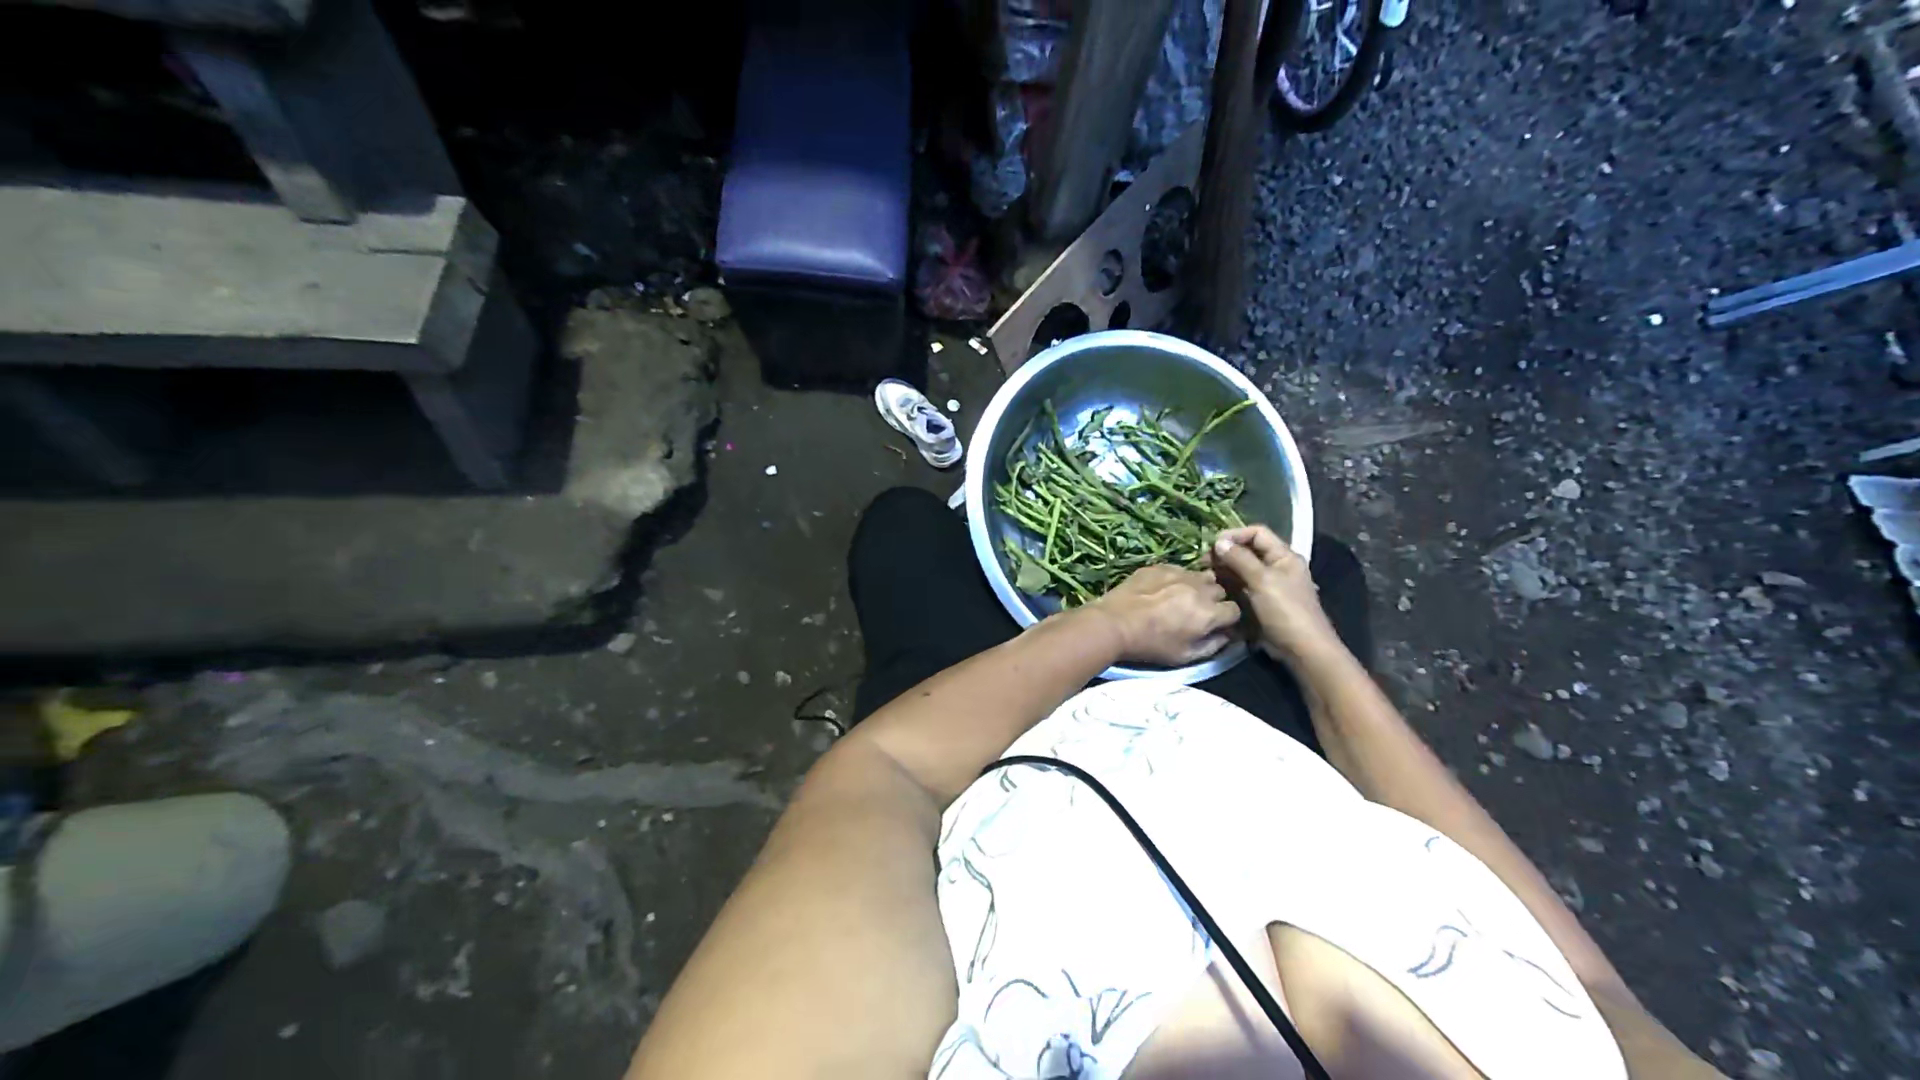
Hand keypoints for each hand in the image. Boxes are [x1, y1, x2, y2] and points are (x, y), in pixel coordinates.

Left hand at [1085, 565, 1241, 666]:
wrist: (1114, 623)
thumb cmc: (1150, 645)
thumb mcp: (1185, 656)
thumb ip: (1213, 646)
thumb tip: (1228, 636)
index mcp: (1208, 612)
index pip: (1235, 610)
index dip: (1227, 619)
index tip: (1217, 624)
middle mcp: (1199, 588)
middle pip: (1221, 590)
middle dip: (1214, 601)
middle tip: (1198, 612)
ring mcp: (1179, 573)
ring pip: (1201, 576)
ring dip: (1198, 587)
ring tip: (1183, 598)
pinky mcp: (1161, 566)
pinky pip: (1179, 570)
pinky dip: (1177, 579)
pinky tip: (1163, 590)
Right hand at [1208, 526, 1341, 664]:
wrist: (1302, 649)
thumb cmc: (1286, 611)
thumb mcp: (1262, 581)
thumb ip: (1240, 559)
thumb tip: (1219, 542)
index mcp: (1284, 556)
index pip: (1257, 533)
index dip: (1235, 535)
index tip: (1213, 544)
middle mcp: (1277, 567)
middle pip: (1248, 550)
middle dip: (1226, 553)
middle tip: (1203, 561)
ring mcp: (1268, 585)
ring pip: (1242, 569)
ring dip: (1224, 569)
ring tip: (1205, 575)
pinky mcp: (1261, 601)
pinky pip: (1241, 586)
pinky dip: (1228, 584)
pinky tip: (1214, 588)